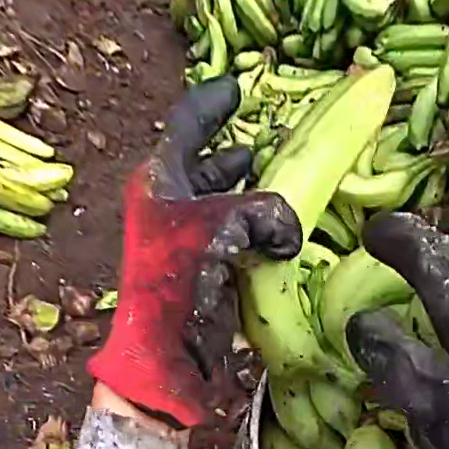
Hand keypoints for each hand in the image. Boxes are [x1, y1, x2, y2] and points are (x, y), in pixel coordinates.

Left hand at [86, 77, 301, 426]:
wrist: (165, 359)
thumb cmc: (179, 283)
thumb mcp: (222, 223)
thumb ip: (265, 208)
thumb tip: (288, 229)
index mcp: (159, 183)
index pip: (186, 125)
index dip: (213, 103)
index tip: (237, 89)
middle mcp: (168, 211)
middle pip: (203, 169)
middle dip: (233, 158)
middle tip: (267, 145)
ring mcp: (185, 249)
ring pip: (221, 209)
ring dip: (248, 199)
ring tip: (279, 187)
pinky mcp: (203, 281)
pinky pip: (234, 246)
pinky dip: (256, 238)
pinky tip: (279, 238)